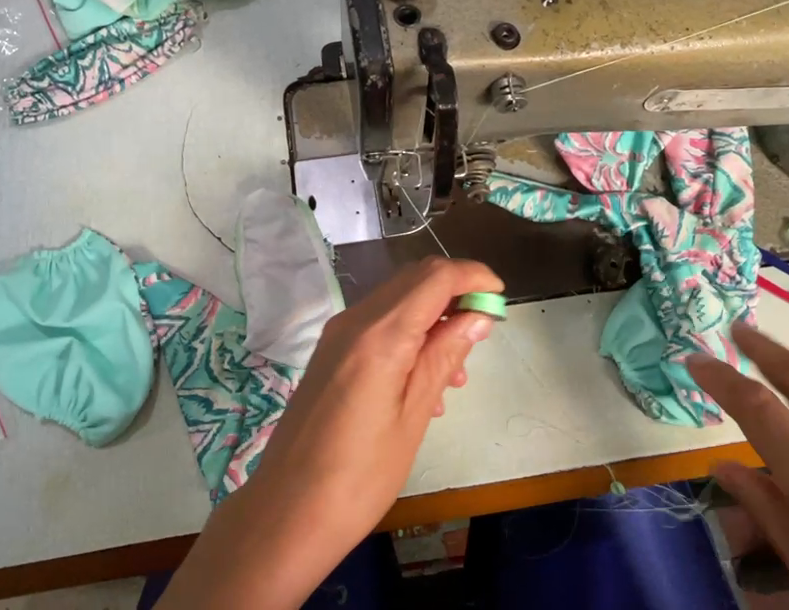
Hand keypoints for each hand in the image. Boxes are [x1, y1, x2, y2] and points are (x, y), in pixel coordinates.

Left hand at [159, 256, 501, 608]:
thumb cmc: (360, 476)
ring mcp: (337, 334)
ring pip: (397, 301)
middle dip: (455, 294)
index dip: (472, 276)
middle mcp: (355, 320)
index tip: (500, 297)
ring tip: (455, 376)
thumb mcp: (413, 416)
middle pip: (415, 279)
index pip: (435, 277)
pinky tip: (423, 385)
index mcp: (379, 334)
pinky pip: (378, 324)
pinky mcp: (330, 352)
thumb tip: (477, 316)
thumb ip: (444, 357)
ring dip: (433, 319)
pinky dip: (409, 335)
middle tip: (483, 335)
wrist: (288, 511)